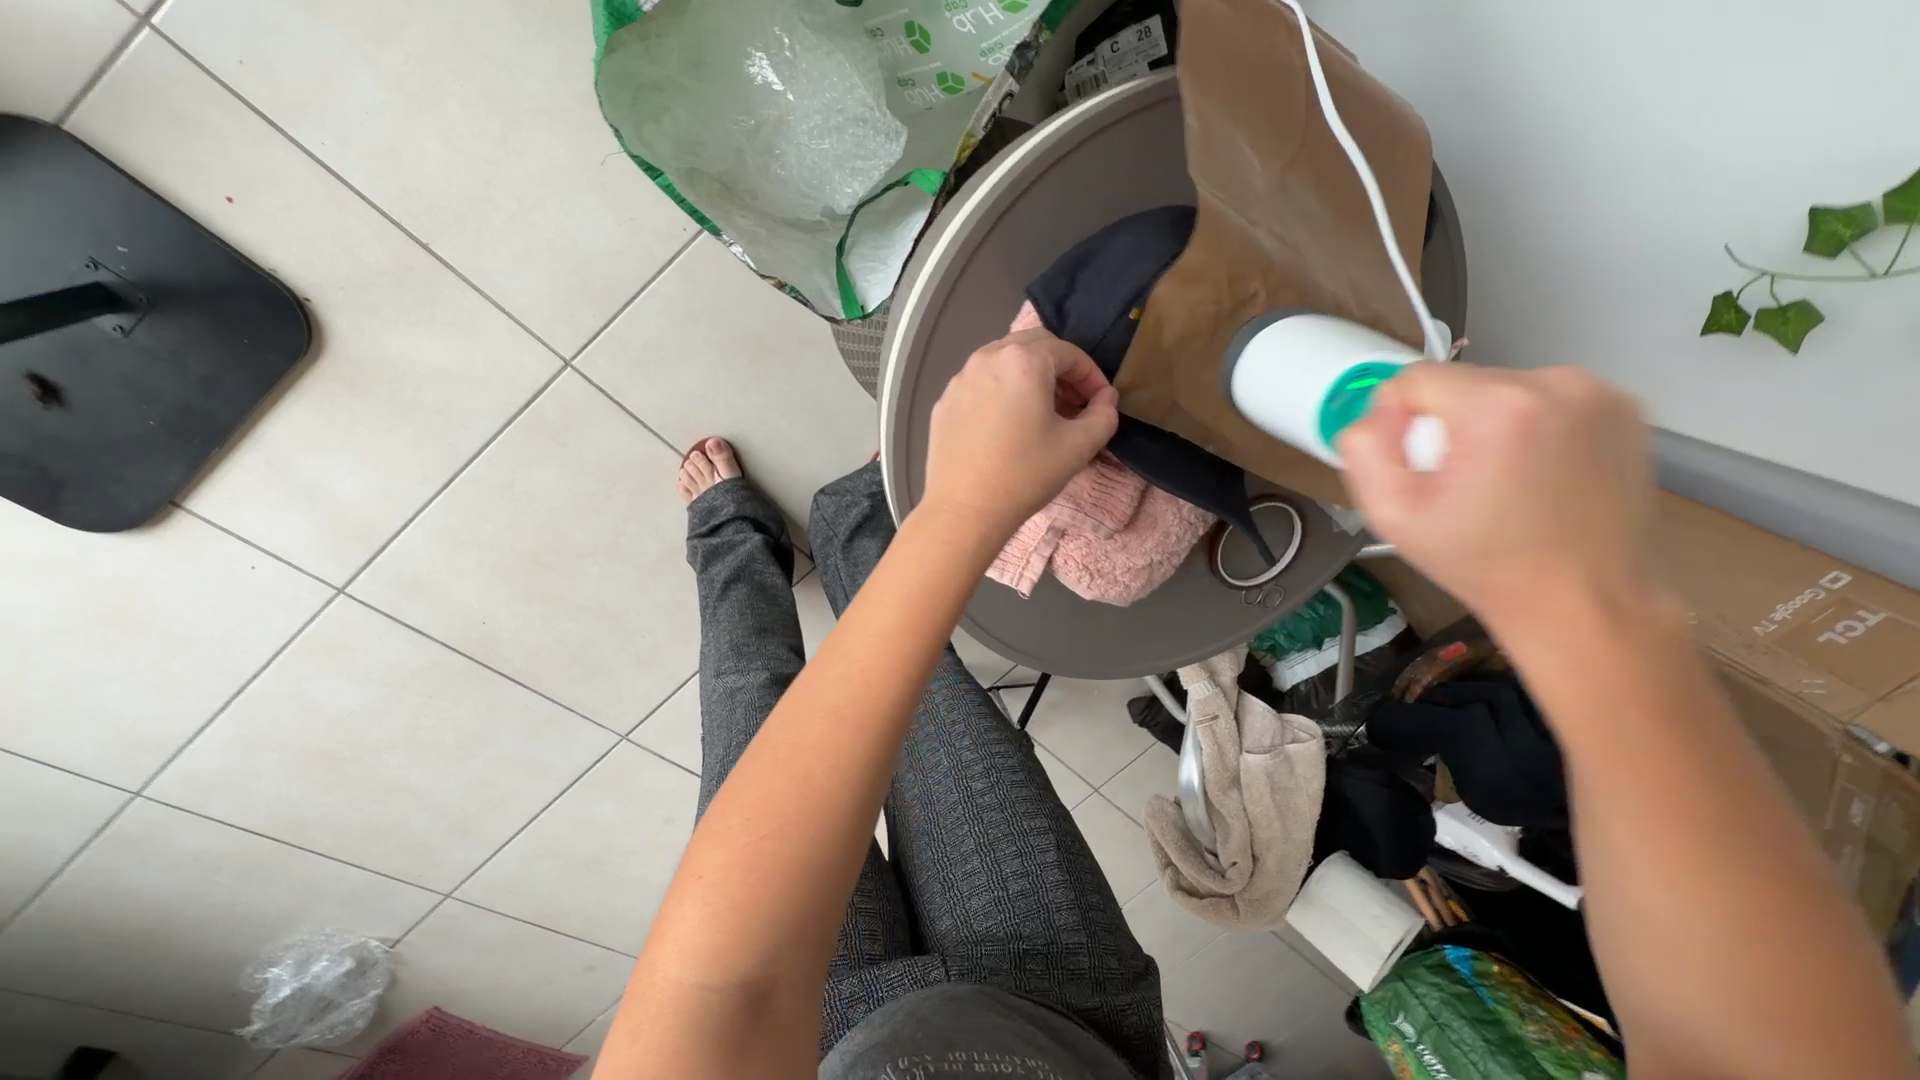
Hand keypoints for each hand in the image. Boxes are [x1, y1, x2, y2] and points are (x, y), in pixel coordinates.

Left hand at [919, 328, 1120, 542]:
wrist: (964, 510)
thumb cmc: (1025, 475)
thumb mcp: (1079, 446)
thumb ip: (1104, 414)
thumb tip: (1105, 399)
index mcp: (1024, 361)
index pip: (1069, 353)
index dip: (1092, 375)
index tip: (1101, 403)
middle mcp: (988, 358)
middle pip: (1034, 346)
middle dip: (1061, 368)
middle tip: (1075, 401)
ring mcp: (960, 379)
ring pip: (1004, 361)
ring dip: (1030, 376)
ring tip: (1043, 411)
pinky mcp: (944, 402)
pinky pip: (980, 383)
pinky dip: (1001, 391)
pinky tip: (1008, 425)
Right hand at [1336, 363, 1654, 626]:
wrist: (1583, 599)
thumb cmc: (1487, 564)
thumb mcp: (1392, 516)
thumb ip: (1363, 450)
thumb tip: (1378, 414)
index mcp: (1497, 407)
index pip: (1415, 378)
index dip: (1403, 422)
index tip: (1425, 468)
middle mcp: (1556, 385)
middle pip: (1463, 383)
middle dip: (1451, 425)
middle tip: (1463, 483)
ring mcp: (1598, 395)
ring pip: (1504, 390)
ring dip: (1491, 426)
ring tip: (1505, 482)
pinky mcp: (1624, 408)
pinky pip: (1548, 401)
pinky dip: (1534, 429)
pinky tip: (1539, 476)